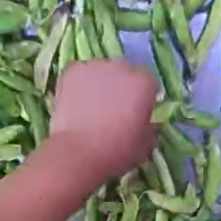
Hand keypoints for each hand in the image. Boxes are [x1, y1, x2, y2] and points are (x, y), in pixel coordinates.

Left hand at [46, 59, 157, 181]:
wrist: (79, 154)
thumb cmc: (116, 153)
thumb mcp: (144, 147)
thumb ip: (149, 130)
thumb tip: (146, 126)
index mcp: (144, 82)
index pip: (148, 85)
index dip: (141, 101)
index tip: (134, 116)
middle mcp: (122, 67)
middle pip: (123, 74)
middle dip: (119, 90)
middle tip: (110, 113)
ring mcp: (95, 66)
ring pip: (100, 73)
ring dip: (98, 86)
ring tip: (89, 110)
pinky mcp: (72, 71)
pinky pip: (78, 75)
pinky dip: (77, 87)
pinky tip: (73, 105)